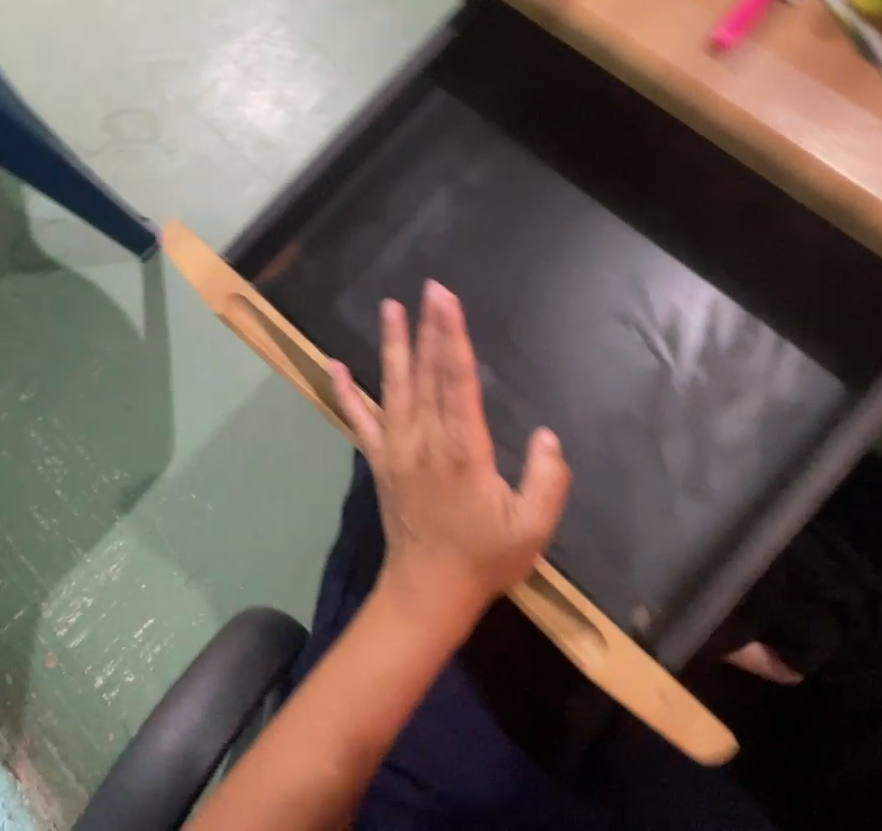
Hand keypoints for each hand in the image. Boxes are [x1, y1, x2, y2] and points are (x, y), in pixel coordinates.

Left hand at [328, 281, 571, 628]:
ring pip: (393, 387)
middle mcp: (424, 441)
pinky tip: (334, 365)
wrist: (427, 593)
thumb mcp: (532, 529)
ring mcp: (396, 450)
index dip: (452, 337)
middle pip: (427, 374)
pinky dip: (345, 392)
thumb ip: (547, 480)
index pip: (457, 382)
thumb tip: (548, 437)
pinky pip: (359, 420)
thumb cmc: (484, 560)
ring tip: (390, 307)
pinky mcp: (379, 462)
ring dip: (393, 345)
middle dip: (429, 328)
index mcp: (462, 451)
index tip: (447, 301)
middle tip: (429, 287)